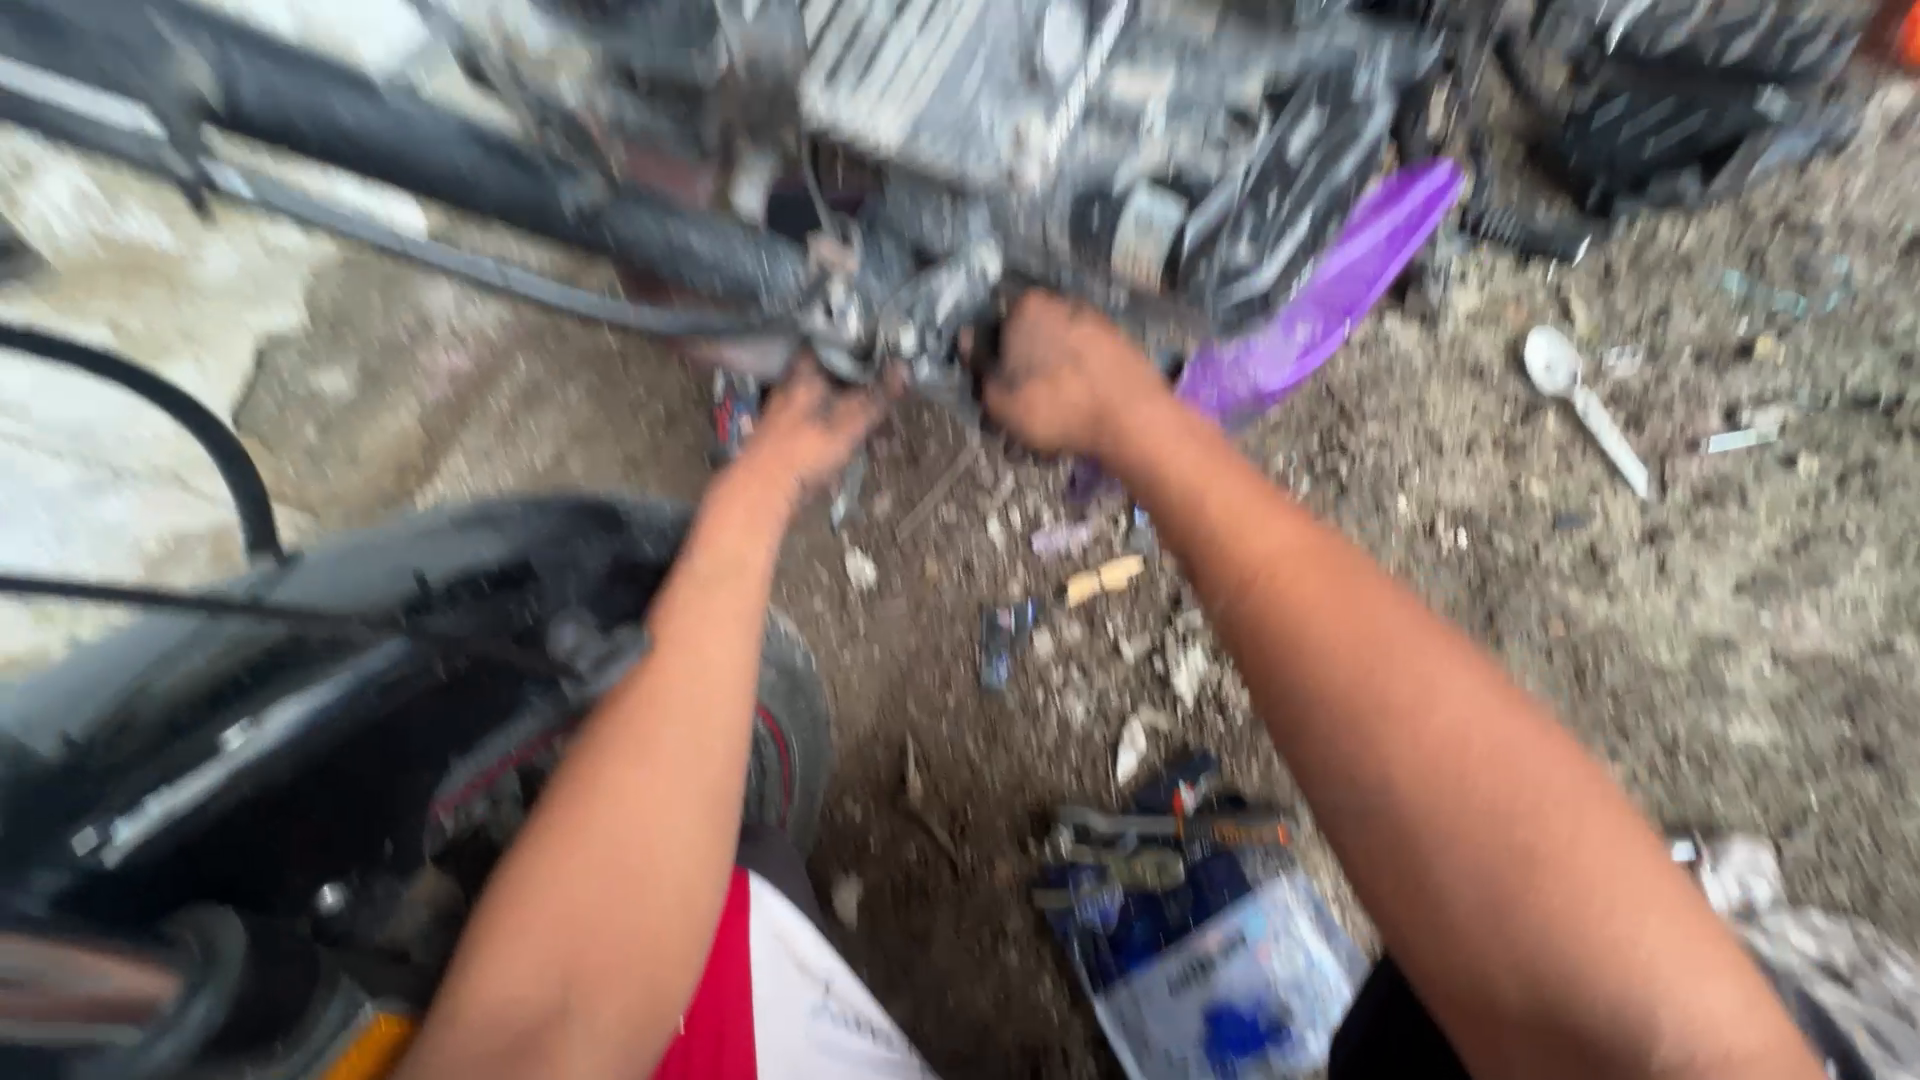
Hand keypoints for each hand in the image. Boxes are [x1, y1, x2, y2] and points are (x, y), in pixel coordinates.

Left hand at [732, 357, 889, 511]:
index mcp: (806, 374)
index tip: (885, 361)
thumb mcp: (851, 422)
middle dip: (867, 397)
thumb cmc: (807, 449)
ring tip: (882, 445)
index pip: (834, 347)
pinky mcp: (788, 440)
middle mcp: (794, 388)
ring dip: (859, 423)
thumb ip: (878, 396)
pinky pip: (823, 430)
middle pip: (837, 381)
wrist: (763, 491)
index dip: (860, 351)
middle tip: (891, 413)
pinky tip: (858, 455)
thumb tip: (905, 367)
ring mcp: (789, 415)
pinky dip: (843, 439)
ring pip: (832, 408)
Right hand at [977, 292, 1170, 458]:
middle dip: (1025, 371)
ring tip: (1056, 420)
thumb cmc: (1054, 408)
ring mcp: (1095, 320)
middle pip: (1030, 339)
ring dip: (1053, 380)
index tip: (998, 393)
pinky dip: (1080, 383)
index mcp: (1025, 306)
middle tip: (1025, 411)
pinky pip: (1087, 363)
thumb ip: (978, 369)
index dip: (993, 364)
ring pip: (1060, 353)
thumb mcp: (999, 401)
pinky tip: (1082, 412)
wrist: (1131, 419)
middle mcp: (1061, 302)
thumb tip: (966, 340)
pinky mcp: (1121, 342)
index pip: (995, 330)